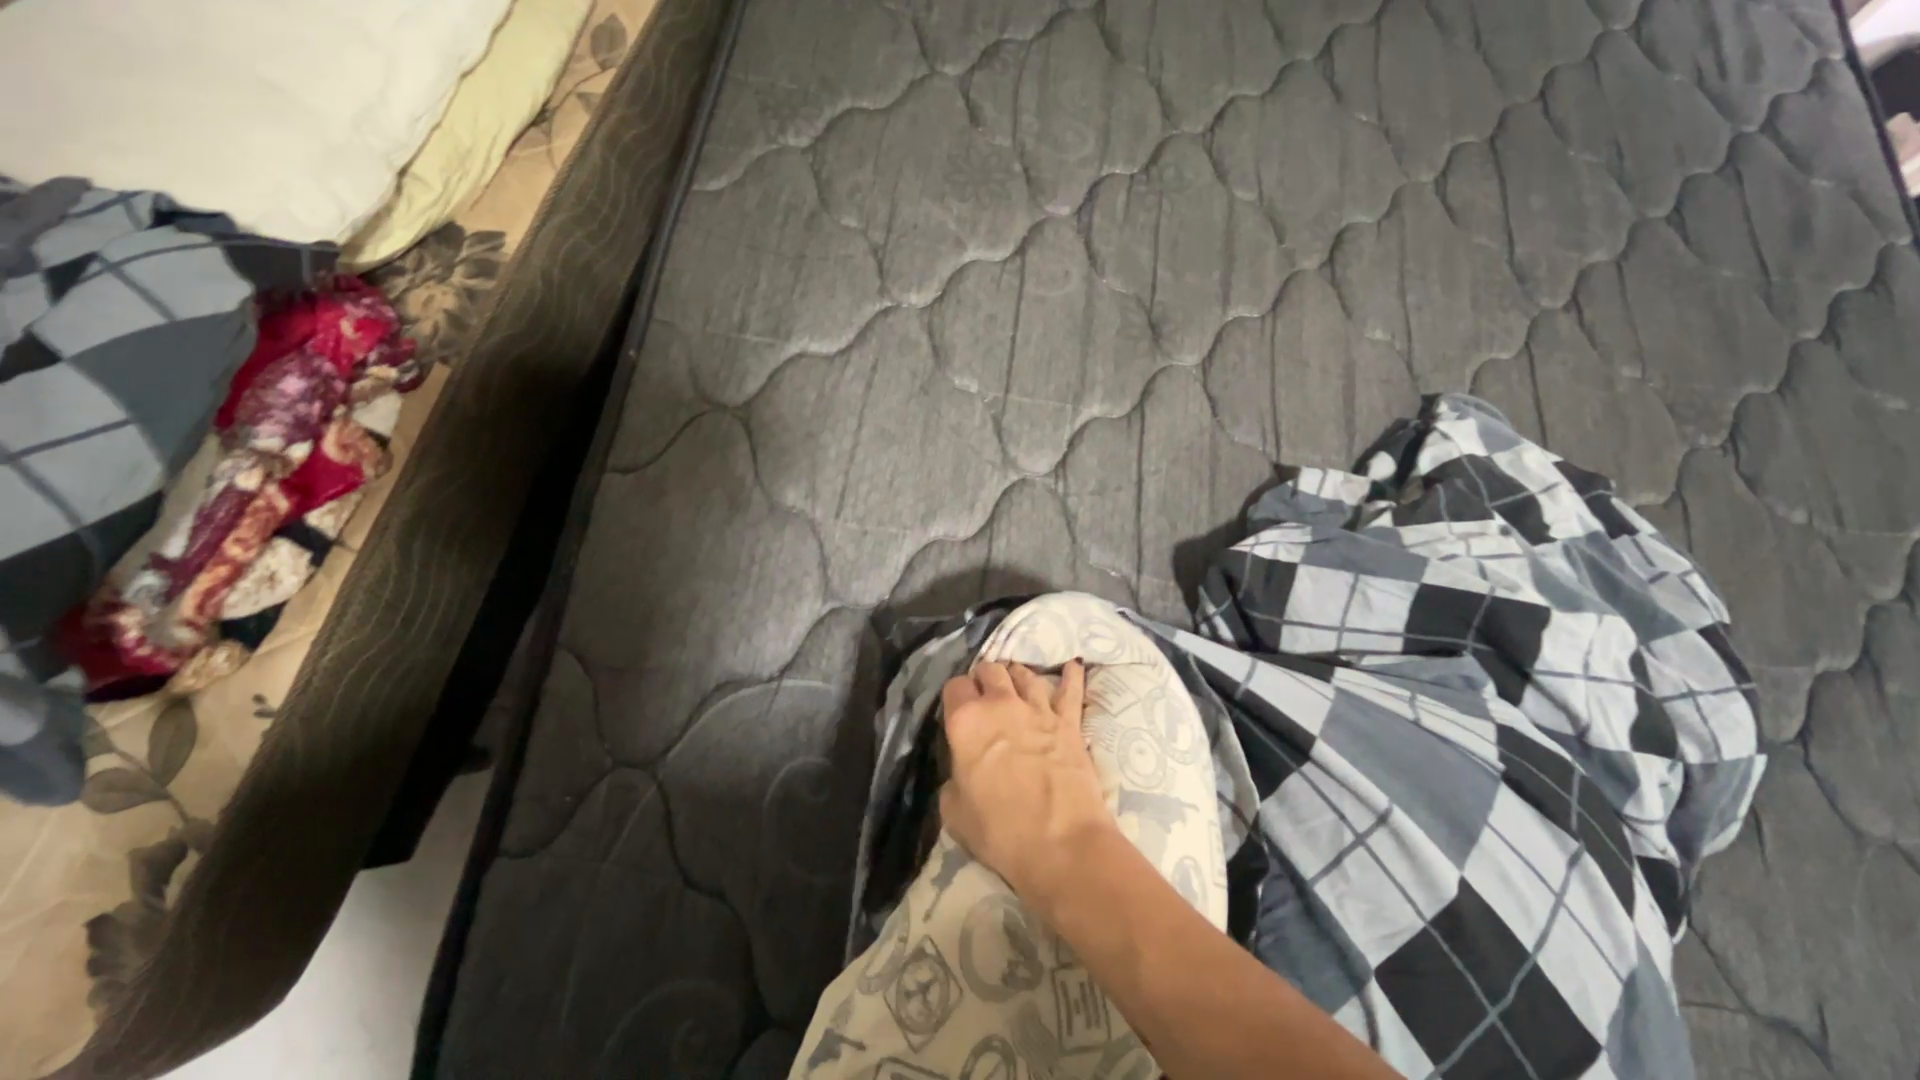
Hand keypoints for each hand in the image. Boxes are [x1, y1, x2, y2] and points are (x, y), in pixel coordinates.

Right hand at [939, 660, 1115, 905]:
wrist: (1061, 843)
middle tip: (984, 695)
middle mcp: (1000, 705)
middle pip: (991, 670)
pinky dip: (1072, 676)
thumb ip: (953, 780)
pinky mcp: (1070, 723)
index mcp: (966, 722)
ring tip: (1016, 682)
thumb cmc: (1000, 832)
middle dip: (985, 679)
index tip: (956, 710)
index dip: (954, 697)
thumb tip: (961, 772)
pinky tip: (1074, 666)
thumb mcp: (954, 812)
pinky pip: (1071, 690)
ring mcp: (1039, 710)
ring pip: (1025, 674)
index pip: (954, 686)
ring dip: (1017, 676)